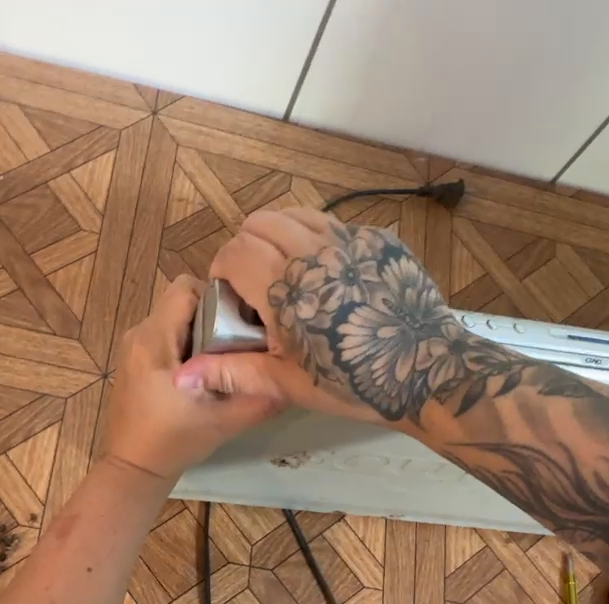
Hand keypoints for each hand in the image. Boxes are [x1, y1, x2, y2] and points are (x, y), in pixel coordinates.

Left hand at [100, 275, 283, 482]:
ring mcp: (134, 347)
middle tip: (239, 346)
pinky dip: (187, 345)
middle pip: (183, 302)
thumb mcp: (224, 422)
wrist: (134, 469)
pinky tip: (205, 372)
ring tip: (225, 361)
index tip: (242, 325)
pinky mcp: (135, 361)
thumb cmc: (174, 443)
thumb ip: (259, 397)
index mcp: (154, 339)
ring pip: (176, 319)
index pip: (187, 287)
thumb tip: (295, 378)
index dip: (219, 298)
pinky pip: (166, 336)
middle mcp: (139, 334)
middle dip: (215, 317)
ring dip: (202, 332)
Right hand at [183, 208, 527, 426]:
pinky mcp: (377, 240)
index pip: (236, 251)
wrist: (426, 373)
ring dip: (279, 235)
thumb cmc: (352, 385)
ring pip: (297, 214)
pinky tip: (325, 274)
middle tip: (254, 281)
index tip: (229, 293)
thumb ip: (233, 371)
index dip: (223, 269)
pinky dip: (316, 239)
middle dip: (247, 246)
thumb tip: (183, 378)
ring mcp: (349, 241)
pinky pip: (333, 224)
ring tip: (286, 270)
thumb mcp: (287, 384)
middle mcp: (313, 254)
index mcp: (285, 289)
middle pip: (261, 222)